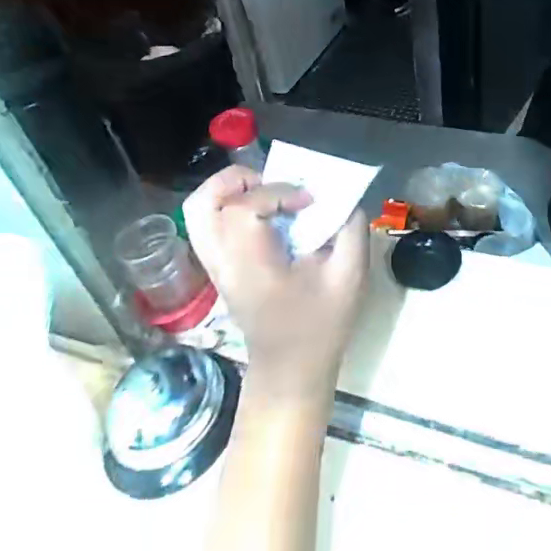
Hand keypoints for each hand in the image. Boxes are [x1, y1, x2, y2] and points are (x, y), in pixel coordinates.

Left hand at [184, 166, 369, 403]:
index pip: (243, 210)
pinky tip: (260, 212)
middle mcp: (223, 261)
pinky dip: (227, 203)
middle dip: (240, 180)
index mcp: (251, 266)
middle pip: (205, 202)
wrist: (289, 370)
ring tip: (264, 193)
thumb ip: (351, 231)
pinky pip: (206, 222)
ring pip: (199, 208)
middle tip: (276, 186)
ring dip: (229, 188)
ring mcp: (214, 264)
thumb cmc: (320, 327)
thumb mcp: (350, 279)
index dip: (277, 192)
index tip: (309, 200)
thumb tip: (344, 198)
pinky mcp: (216, 265)